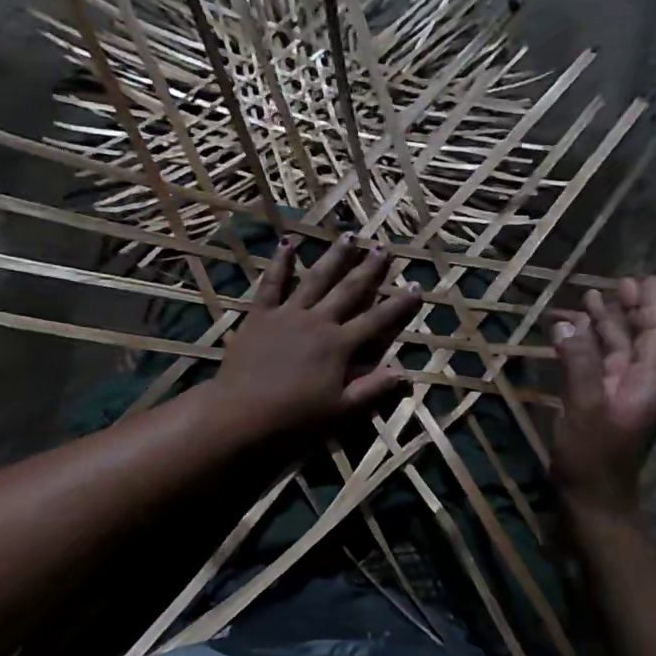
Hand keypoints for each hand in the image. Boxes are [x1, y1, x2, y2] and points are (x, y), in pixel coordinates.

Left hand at [201, 233, 421, 441]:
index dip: (398, 305)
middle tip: (384, 248)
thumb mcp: (340, 411)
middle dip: (369, 269)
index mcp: (339, 346)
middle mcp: (318, 321)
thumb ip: (373, 390)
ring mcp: (288, 314)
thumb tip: (406, 374)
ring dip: (335, 257)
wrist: (240, 415)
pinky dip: (281, 262)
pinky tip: (288, 243)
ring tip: (350, 236)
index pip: (377, 321)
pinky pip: (272, 283)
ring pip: (316, 278)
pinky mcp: (260, 315)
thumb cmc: (294, 419)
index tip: (416, 287)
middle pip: (349, 290)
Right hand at [550, 276, 655, 522]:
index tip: (646, 280)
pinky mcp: (600, 406)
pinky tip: (571, 334)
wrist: (592, 503)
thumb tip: (566, 325)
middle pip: (636, 340)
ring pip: (615, 352)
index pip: (654, 336)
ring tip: (589, 297)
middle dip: (627, 311)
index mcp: (647, 385)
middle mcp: (637, 386)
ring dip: (603, 326)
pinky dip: (586, 347)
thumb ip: (579, 363)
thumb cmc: (594, 457)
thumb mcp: (585, 407)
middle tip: (616, 282)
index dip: (650, 307)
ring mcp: (618, 397)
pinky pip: (596, 366)